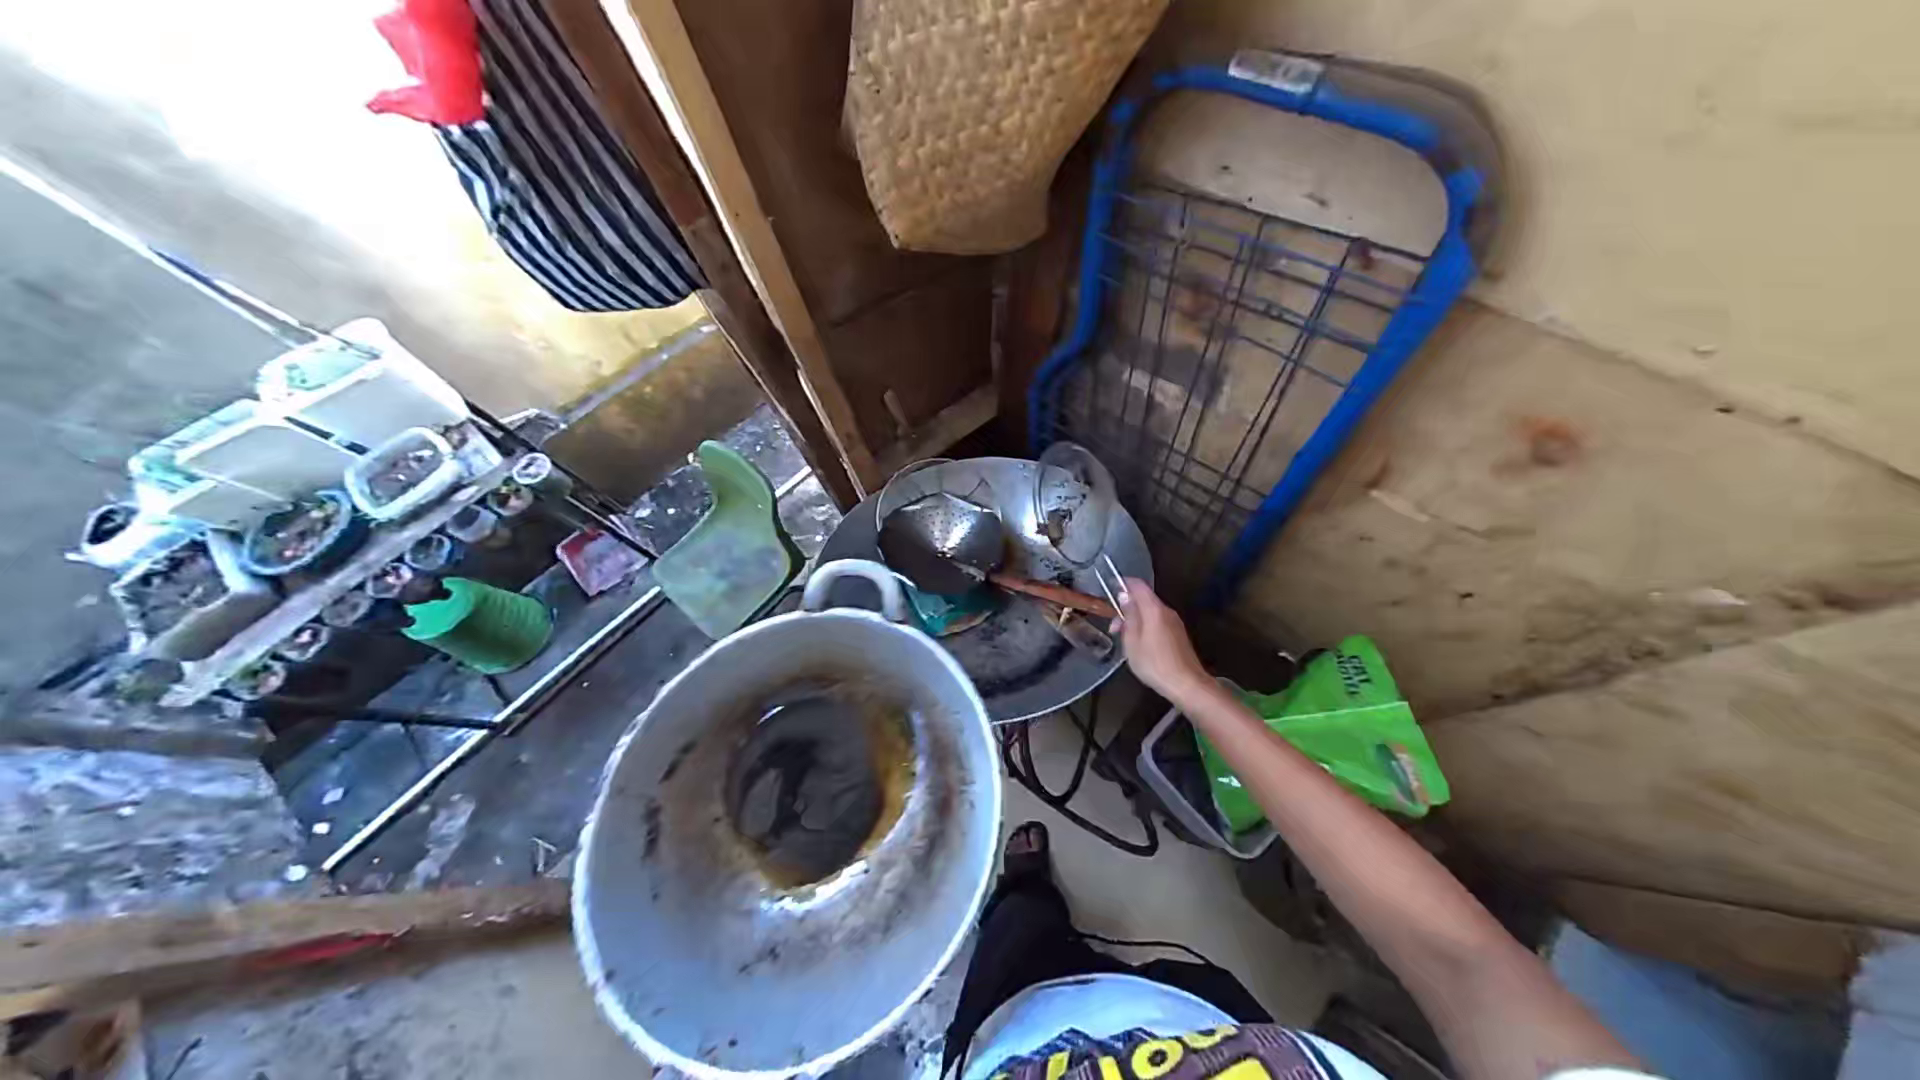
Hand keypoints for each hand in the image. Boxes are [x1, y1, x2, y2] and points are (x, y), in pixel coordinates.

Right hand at [1115, 578, 1209, 700]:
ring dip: (1135, 619)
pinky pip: (1158, 621)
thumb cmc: (1154, 663)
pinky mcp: (1178, 634)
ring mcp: (1175, 622)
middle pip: (1144, 599)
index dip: (1123, 583)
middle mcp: (1166, 611)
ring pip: (1151, 611)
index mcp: (1154, 609)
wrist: (1186, 684)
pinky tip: (1139, 644)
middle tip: (1114, 627)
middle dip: (1127, 607)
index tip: (1108, 588)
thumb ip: (1128, 616)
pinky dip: (1145, 626)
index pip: (1138, 585)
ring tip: (1124, 638)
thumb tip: (1124, 596)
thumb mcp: (1132, 641)